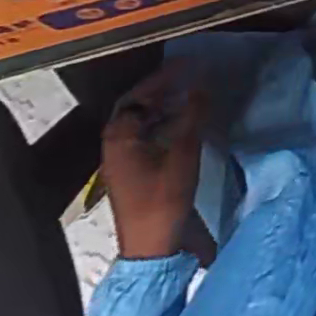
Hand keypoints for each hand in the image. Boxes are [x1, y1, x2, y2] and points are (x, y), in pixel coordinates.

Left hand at [101, 65, 205, 259]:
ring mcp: (121, 158)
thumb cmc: (163, 199)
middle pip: (138, 104)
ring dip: (164, 105)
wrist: (152, 250)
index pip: (140, 93)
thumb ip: (192, 115)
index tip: (188, 65)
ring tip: (189, 94)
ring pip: (142, 120)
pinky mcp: (132, 171)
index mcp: (119, 135)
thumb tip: (201, 85)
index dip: (165, 76)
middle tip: (189, 75)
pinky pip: (146, 134)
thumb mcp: (183, 153)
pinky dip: (164, 122)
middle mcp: (114, 143)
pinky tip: (183, 122)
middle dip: (164, 88)